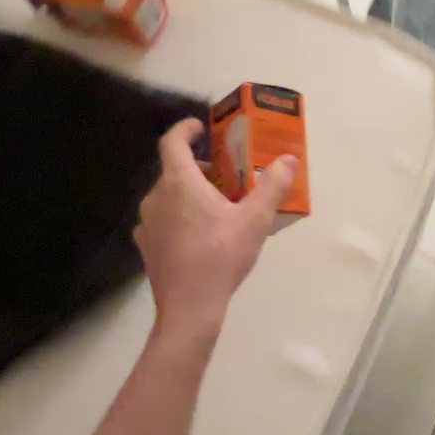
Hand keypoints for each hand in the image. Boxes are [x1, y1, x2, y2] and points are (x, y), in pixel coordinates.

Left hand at [134, 118, 297, 335]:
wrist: (189, 307)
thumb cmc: (221, 256)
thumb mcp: (255, 220)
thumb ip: (272, 186)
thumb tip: (288, 159)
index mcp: (179, 182)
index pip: (173, 142)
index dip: (185, 129)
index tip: (200, 127)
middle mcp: (156, 196)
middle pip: (173, 169)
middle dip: (198, 167)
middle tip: (225, 174)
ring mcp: (147, 223)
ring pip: (168, 196)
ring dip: (189, 193)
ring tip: (216, 207)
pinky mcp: (146, 246)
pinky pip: (162, 220)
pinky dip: (179, 217)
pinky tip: (199, 235)